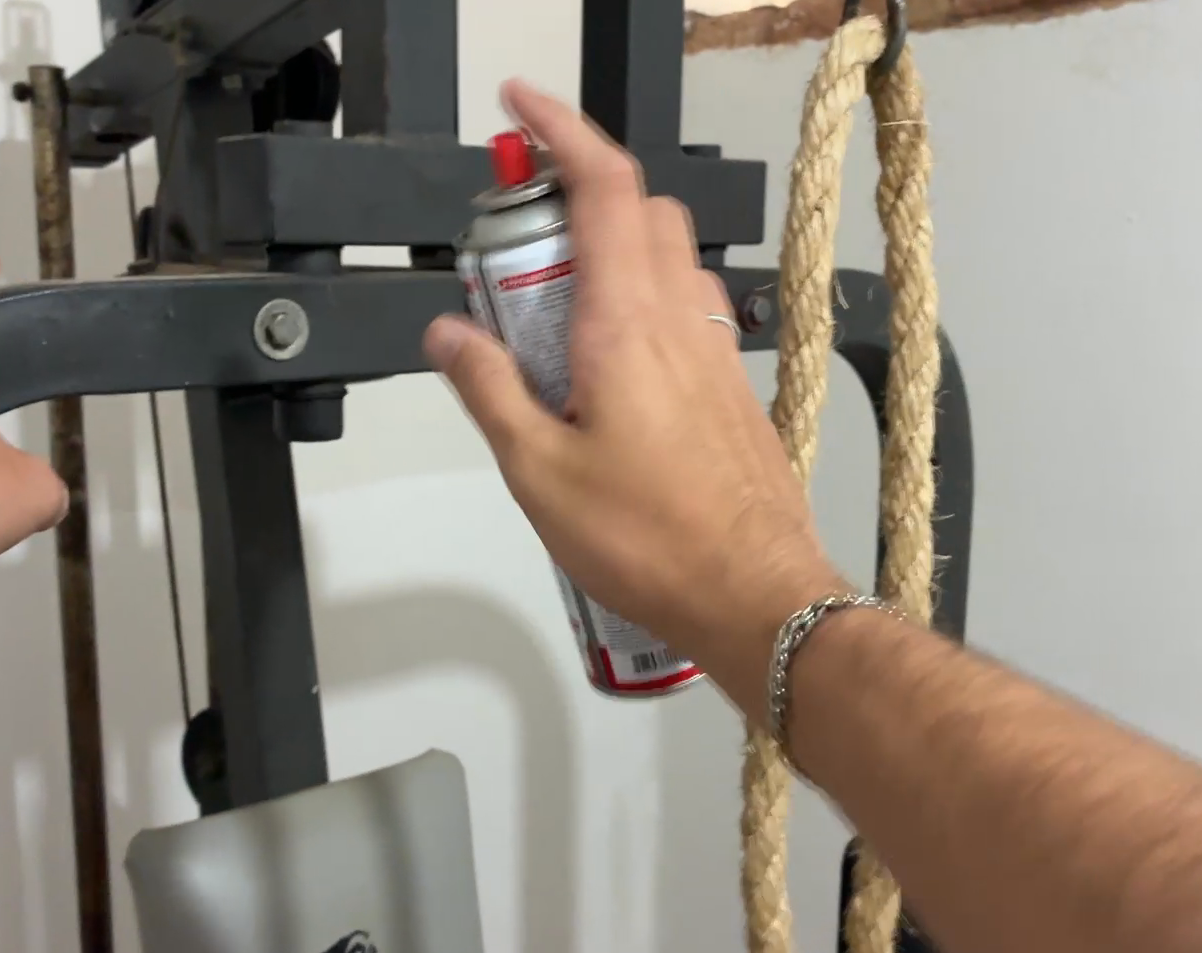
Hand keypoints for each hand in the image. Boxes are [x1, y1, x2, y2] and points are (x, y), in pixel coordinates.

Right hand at [422, 82, 844, 708]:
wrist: (752, 593)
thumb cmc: (646, 539)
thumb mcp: (538, 471)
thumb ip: (488, 390)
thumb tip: (448, 334)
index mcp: (627, 326)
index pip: (603, 186)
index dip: (560, 130)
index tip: (519, 109)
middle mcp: (682, 321)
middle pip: (640, 211)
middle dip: (577, 200)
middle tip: (523, 256)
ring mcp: (717, 352)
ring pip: (668, 260)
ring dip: (612, 255)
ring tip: (559, 323)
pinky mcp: (732, 387)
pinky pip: (687, 314)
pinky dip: (643, 306)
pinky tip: (612, 374)